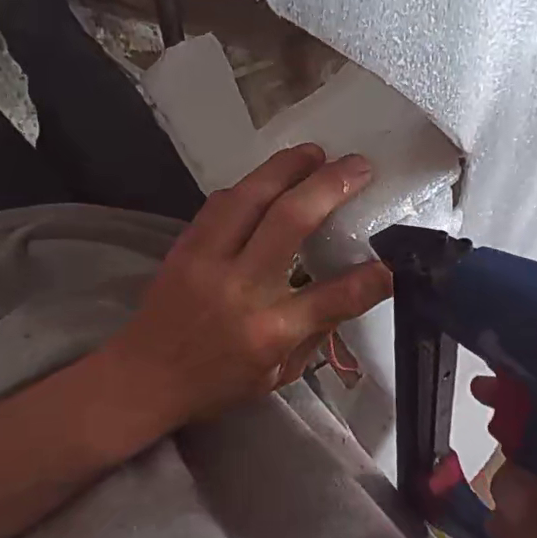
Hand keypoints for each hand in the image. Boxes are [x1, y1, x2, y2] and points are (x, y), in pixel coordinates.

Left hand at [103, 144, 392, 426]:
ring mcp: (207, 261)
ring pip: (249, 198)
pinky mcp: (184, 246)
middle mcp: (240, 289)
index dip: (370, 277)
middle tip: (357, 166)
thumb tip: (350, 290)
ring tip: (313, 153)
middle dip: (329, 186)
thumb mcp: (275, 376)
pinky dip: (250, 186)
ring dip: (285, 168)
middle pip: (289, 222)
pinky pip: (219, 204)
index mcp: (268, 333)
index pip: (331, 297)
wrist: (142, 377)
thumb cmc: (214, 384)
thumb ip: (313, 333)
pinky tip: (268, 179)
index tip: (394, 260)